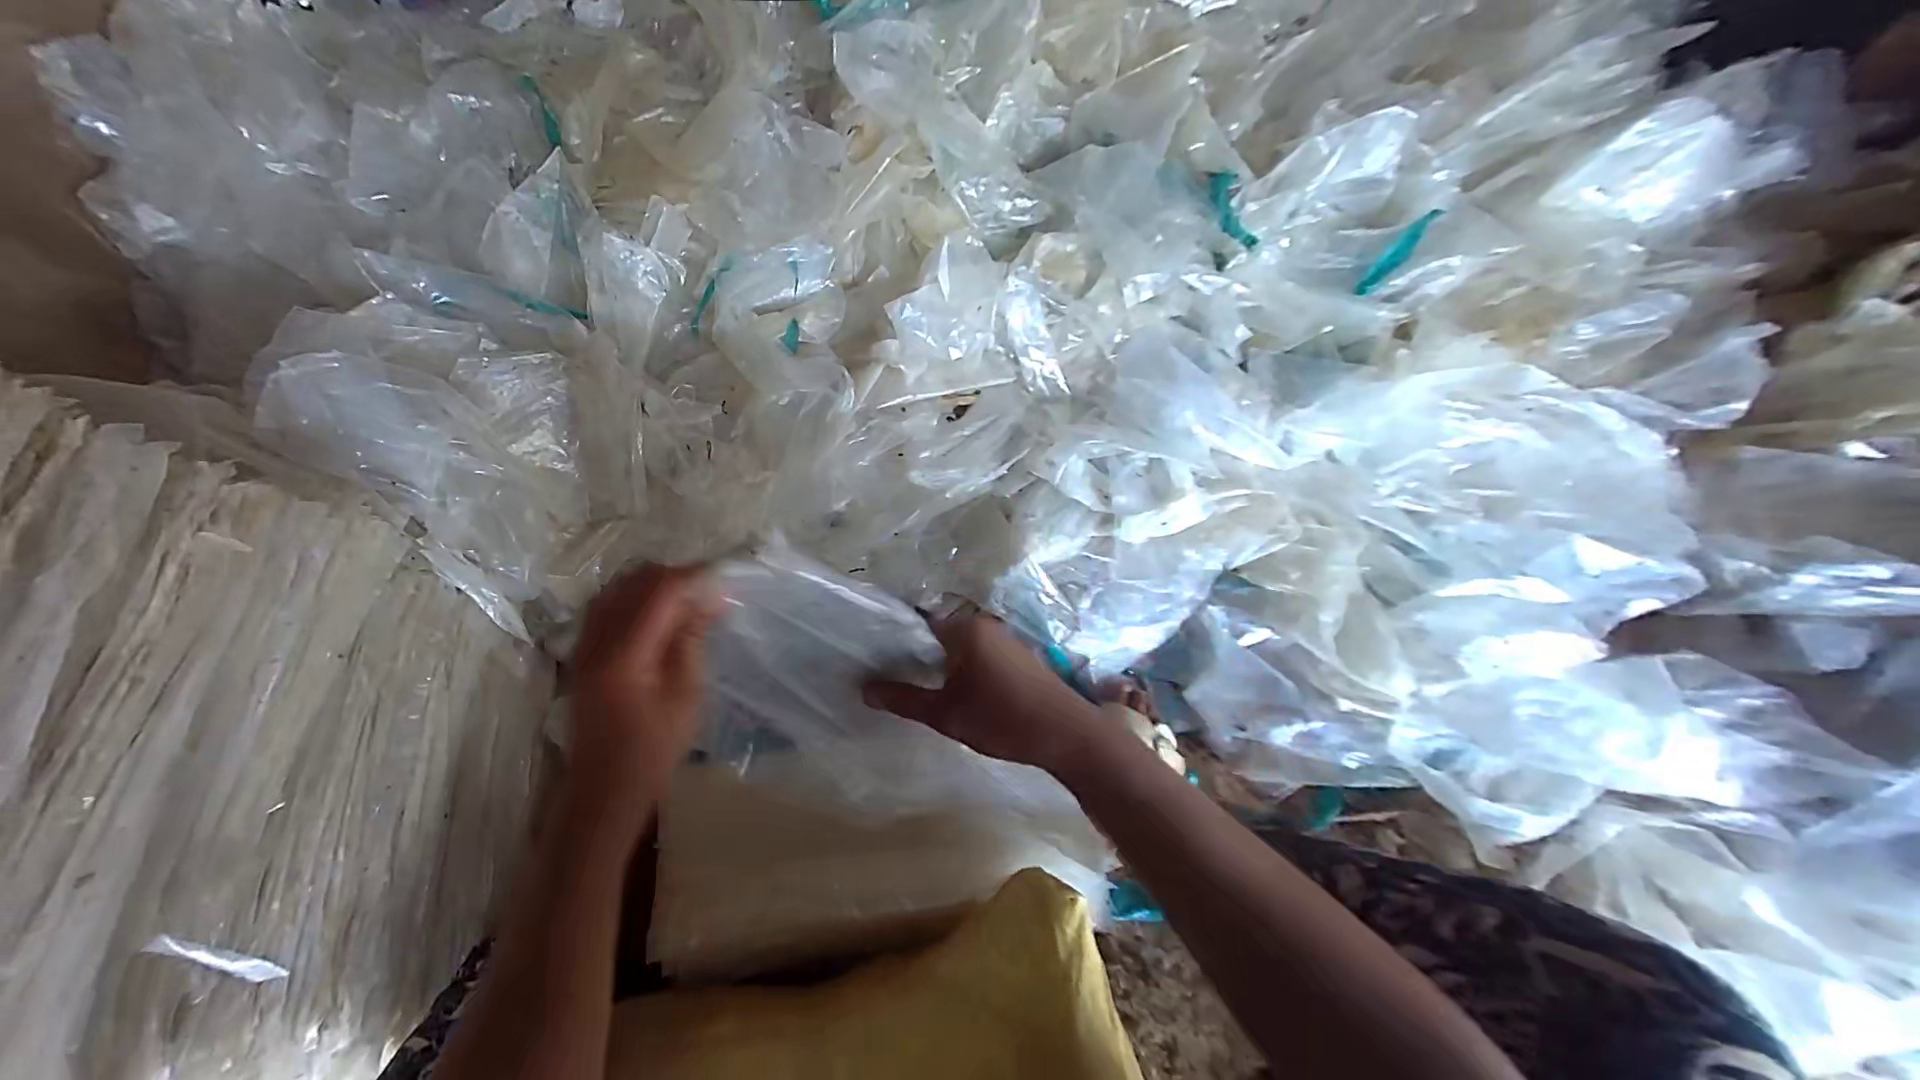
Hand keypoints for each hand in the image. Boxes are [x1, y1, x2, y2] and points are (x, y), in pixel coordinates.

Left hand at [569, 565, 718, 803]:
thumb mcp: (686, 693)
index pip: (659, 591)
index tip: (723, 579)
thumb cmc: (654, 746)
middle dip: (675, 577)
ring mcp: (584, 644)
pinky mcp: (583, 653)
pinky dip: (634, 598)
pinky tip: (657, 614)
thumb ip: (691, 639)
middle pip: (635, 582)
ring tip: (687, 599)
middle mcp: (598, 639)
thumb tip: (708, 599)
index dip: (693, 577)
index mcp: (625, 652)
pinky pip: (606, 605)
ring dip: (653, 585)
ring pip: (617, 589)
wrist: (605, 785)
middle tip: (709, 591)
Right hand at [863, 615, 1107, 773]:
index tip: (876, 663)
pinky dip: (964, 668)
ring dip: (942, 665)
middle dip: (918, 656)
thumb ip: (905, 700)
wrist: (1067, 733)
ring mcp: (1006, 639)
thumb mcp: (947, 714)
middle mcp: (985, 625)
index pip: (917, 625)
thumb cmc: (1003, 719)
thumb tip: (866, 689)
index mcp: (965, 629)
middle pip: (939, 634)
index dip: (895, 644)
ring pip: (961, 646)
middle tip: (893, 680)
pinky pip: (980, 655)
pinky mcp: (1019, 656)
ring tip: (921, 689)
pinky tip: (958, 692)